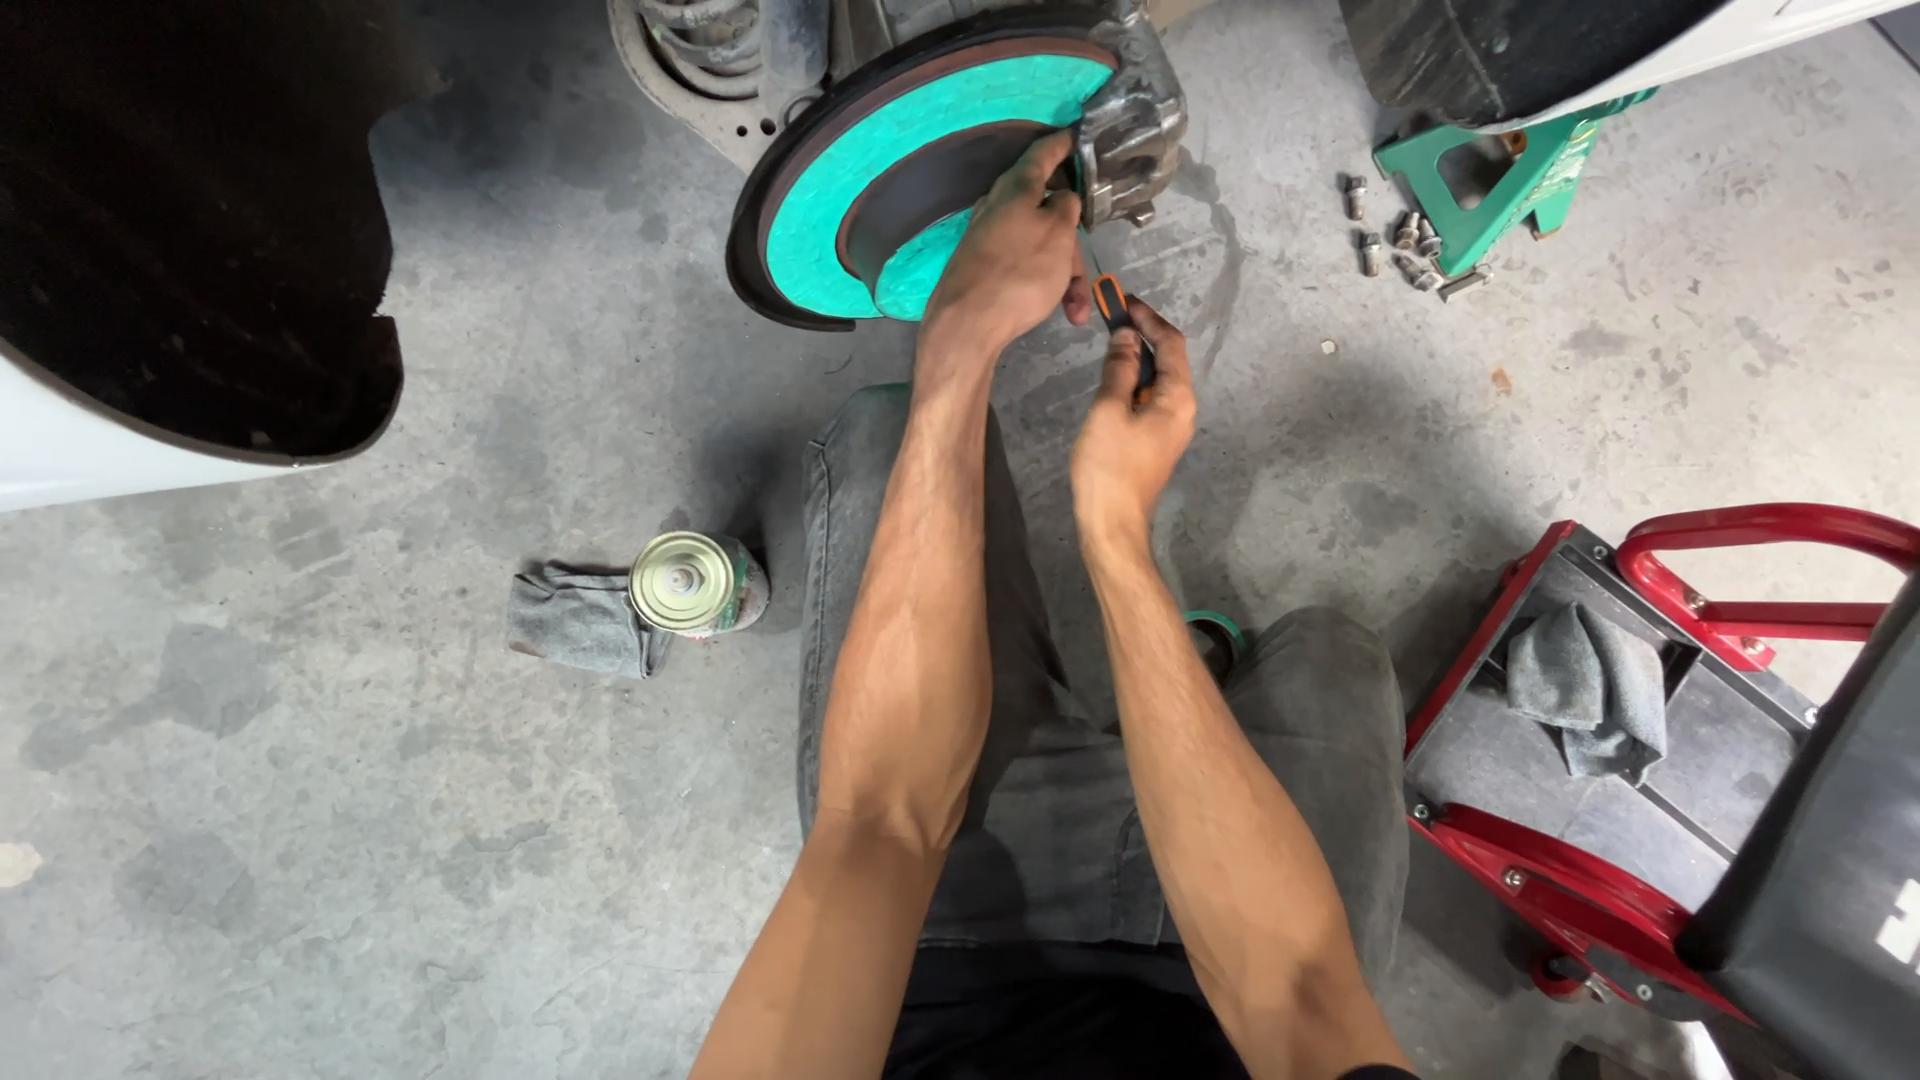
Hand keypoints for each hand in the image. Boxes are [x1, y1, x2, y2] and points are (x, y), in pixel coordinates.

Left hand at [920, 131, 1090, 355]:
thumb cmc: (1019, 273)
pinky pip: (1022, 268)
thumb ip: (1066, 206)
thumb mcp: (1058, 234)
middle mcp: (996, 207)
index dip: (1064, 144)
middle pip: (1045, 211)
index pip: (1043, 153)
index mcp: (1015, 187)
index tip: (1078, 137)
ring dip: (1062, 275)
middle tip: (1084, 273)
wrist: (965, 325)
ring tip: (1074, 309)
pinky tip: (1056, 310)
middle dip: (1071, 243)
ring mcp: (986, 239)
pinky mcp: (981, 269)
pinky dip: (1042, 286)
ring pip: (1037, 247)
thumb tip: (1061, 197)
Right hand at [1070, 300, 1194, 552]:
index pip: (1171, 343)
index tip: (1123, 300)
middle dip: (1143, 336)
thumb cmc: (1109, 465)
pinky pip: (1150, 401)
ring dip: (1137, 360)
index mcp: (1178, 398)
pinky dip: (1134, 384)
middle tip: (1112, 319)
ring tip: (1109, 347)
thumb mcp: (1108, 409)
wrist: (1113, 522)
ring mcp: (1172, 429)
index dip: (1148, 318)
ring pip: (1159, 382)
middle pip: (1169, 360)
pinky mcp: (1157, 443)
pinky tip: (1113, 384)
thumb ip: (1119, 368)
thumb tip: (1126, 336)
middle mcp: (1184, 410)